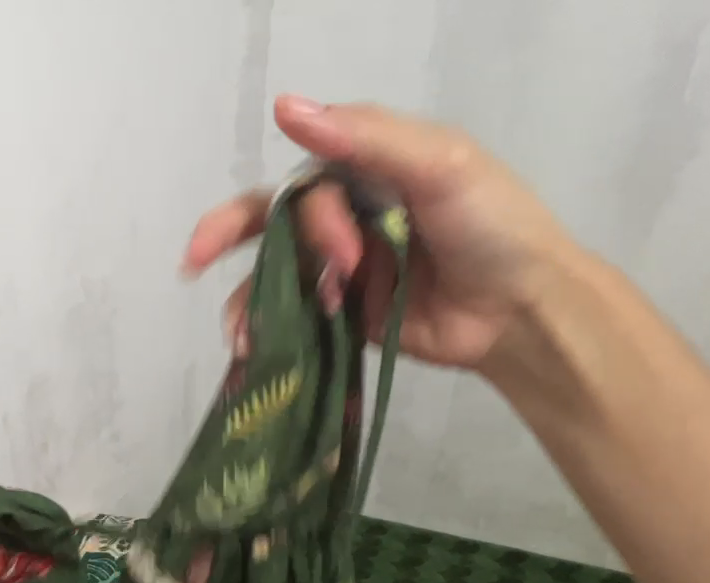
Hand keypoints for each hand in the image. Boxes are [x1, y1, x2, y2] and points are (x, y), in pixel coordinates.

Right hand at [183, 96, 579, 371]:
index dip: (313, 224)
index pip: (306, 189)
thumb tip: (284, 105)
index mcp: (364, 173)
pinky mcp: (334, 314)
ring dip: (248, 299)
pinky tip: (251, 349)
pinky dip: (262, 329)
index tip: (347, 257)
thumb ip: (366, 138)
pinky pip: (282, 315)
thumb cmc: (492, 228)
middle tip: (192, 259)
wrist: (517, 313)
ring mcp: (336, 269)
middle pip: (267, 220)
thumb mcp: (440, 166)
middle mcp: (344, 217)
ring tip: (244, 335)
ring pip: (267, 273)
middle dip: (226, 235)